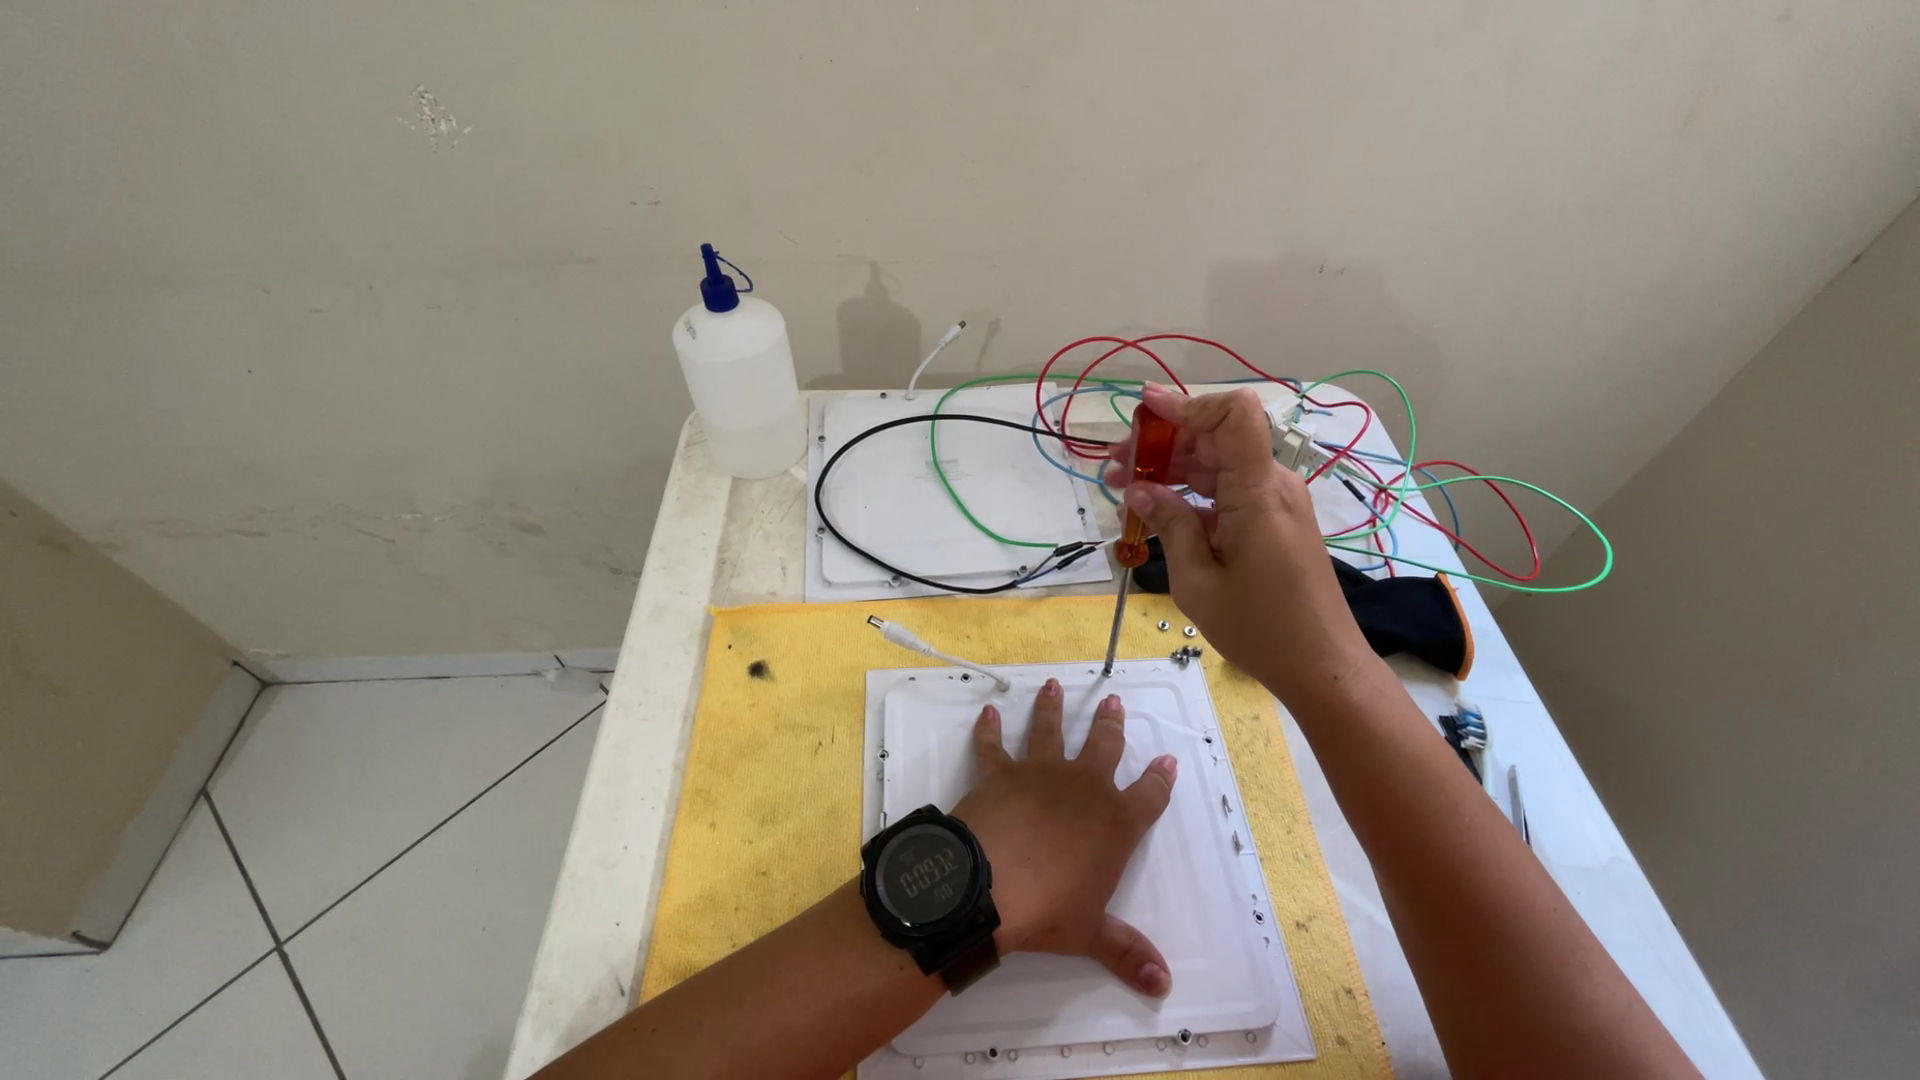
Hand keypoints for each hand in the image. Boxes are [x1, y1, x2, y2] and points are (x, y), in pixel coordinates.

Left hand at [952, 679, 1176, 997]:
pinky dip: (989, 729)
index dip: (1160, 779)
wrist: (990, 884)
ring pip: (1050, 730)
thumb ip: (1127, 953)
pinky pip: (993, 745)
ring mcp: (1040, 773)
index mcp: (1115, 823)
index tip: (1168, 759)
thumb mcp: (1091, 934)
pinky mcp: (1000, 772)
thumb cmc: (1048, 909)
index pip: (1149, 796)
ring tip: (1054, 685)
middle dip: (1111, 724)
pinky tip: (987, 712)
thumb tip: (1163, 985)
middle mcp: (1083, 787)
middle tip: (1114, 703)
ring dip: (1052, 707)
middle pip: (1104, 747)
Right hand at [1103, 384, 1373, 702]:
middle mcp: (1272, 486)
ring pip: (1220, 466)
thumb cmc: (1258, 629)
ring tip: (1126, 493)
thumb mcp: (1197, 582)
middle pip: (1216, 439)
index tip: (1144, 411)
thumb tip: (1140, 489)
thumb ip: (1170, 526)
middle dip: (1163, 445)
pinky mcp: (1276, 522)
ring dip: (1173, 472)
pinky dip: (1194, 496)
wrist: (1321, 665)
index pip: (1234, 415)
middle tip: (1115, 468)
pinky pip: (1231, 492)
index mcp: (1257, 493)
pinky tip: (1161, 515)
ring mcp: (1277, 503)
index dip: (1188, 403)